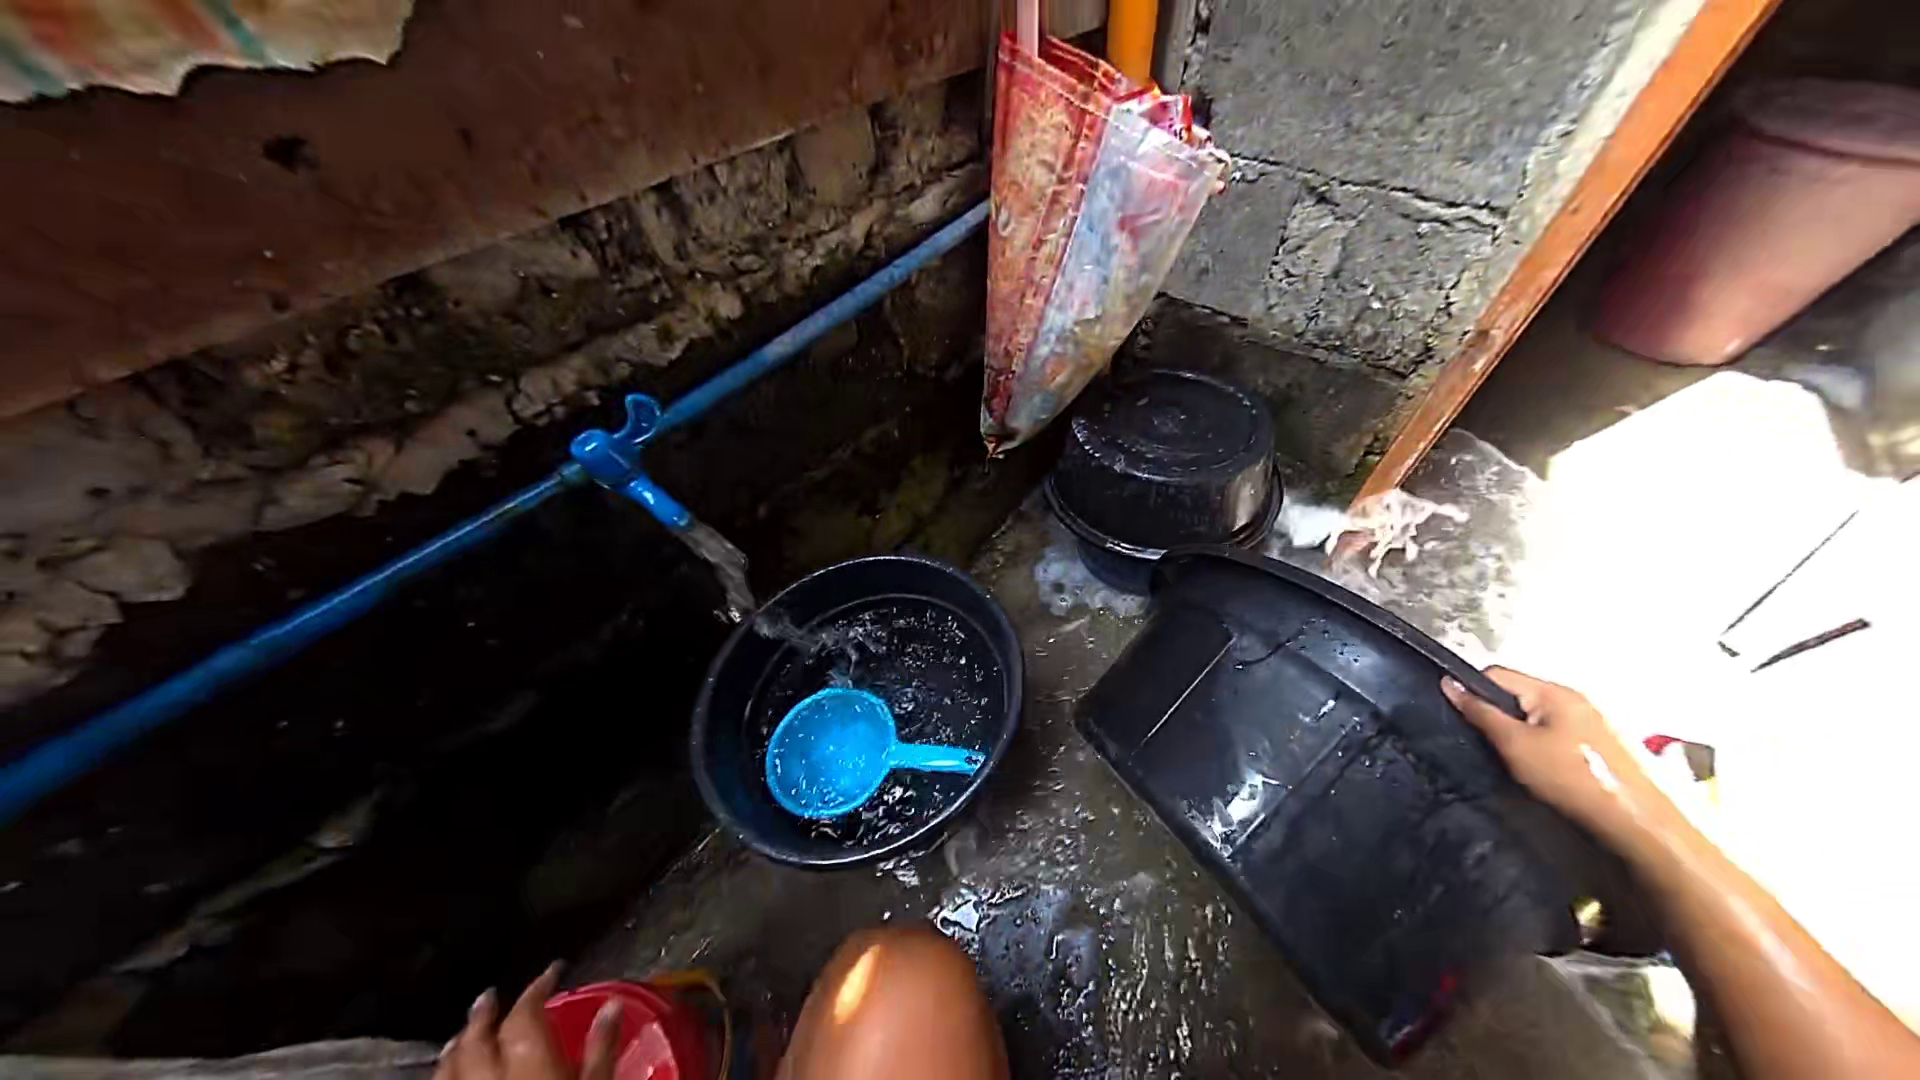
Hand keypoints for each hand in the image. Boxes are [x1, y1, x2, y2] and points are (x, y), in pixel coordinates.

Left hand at [436, 964, 618, 1079]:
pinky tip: (451, 1074)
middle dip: (482, 1015)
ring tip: (460, 1035)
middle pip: (476, 1041)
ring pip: (448, 1071)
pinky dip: (445, 1077)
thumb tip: (613, 1004)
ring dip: (455, 1049)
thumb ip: (601, 1045)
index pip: (525, 1014)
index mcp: (528, 1063)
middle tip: (489, 996)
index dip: (536, 988)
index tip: (551, 972)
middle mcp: (488, 1079)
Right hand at [1441, 667, 1682, 849]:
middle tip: (1492, 742)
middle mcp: (1577, 698)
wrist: (1641, 824)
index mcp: (1554, 691)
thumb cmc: (1570, 777)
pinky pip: (1559, 731)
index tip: (1465, 718)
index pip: (1495, 673)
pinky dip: (1545, 743)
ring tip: (1519, 758)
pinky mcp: (1607, 744)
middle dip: (1499, 713)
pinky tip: (1547, 768)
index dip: (1472, 691)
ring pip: (1539, 714)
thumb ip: (1479, 711)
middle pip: (1519, 694)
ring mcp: (1596, 720)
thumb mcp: (1513, 744)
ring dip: (1522, 729)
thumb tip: (1449, 683)